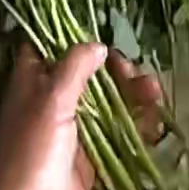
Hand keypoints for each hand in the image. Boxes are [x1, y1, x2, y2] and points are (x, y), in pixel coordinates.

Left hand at [0, 44, 162, 189]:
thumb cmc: (33, 150)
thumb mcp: (51, 99)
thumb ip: (75, 66)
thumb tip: (98, 45)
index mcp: (33, 78)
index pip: (52, 41)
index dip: (75, 33)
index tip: (102, 32)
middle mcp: (53, 98)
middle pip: (88, 71)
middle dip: (115, 67)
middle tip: (132, 71)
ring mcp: (74, 128)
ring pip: (107, 99)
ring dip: (133, 92)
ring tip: (153, 90)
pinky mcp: (92, 157)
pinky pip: (118, 131)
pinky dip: (139, 121)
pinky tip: (155, 116)